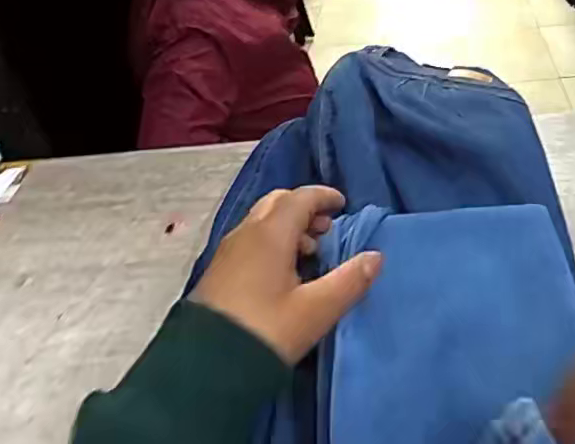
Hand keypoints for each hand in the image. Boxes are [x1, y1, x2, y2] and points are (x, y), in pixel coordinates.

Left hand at [190, 186, 380, 363]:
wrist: (198, 376)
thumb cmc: (264, 331)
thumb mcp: (316, 310)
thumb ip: (350, 280)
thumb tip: (376, 257)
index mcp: (271, 233)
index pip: (302, 197)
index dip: (325, 197)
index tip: (342, 205)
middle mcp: (246, 234)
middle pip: (278, 202)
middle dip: (304, 208)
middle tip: (325, 228)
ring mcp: (226, 254)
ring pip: (261, 222)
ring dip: (287, 227)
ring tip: (308, 253)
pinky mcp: (215, 276)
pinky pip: (249, 241)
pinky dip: (270, 242)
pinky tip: (280, 274)